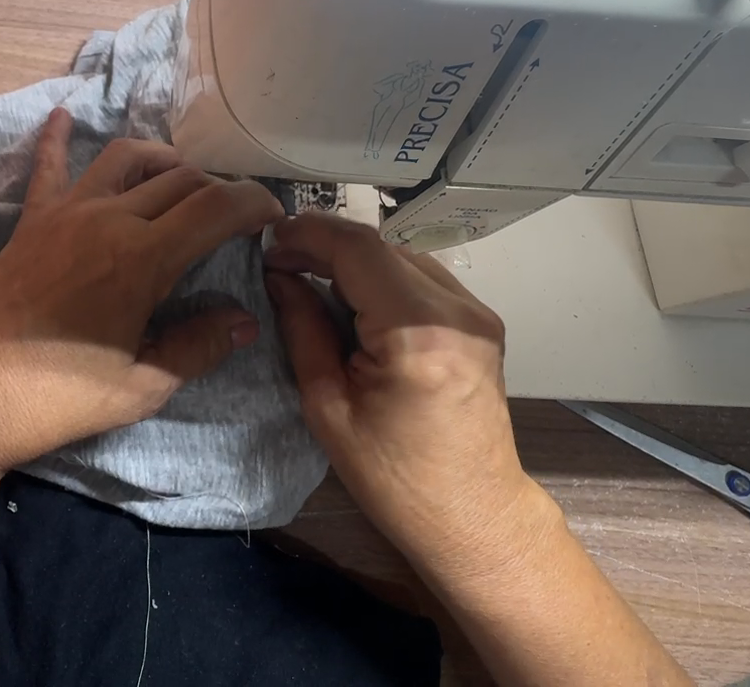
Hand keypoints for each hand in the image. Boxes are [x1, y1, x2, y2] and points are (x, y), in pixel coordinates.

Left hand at [0, 108, 286, 476]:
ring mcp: (66, 213)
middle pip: (180, 179)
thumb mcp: (142, 385)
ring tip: (183, 177)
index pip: (215, 208)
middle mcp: (108, 219)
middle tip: (235, 213)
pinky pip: (48, 167)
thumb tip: (245, 320)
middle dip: (218, 188)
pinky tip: (62, 114)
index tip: (274, 214)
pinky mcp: (32, 220)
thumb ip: (198, 345)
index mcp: (142, 258)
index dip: (254, 203)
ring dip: (163, 160)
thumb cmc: (58, 397)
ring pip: (126, 159)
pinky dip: (56, 138)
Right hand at [265, 212, 538, 566]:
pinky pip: (418, 275)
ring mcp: (476, 311)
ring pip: (399, 255)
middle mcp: (457, 310)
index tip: (269, 241)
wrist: (473, 515)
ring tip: (307, 273)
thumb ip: (303, 328)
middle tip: (279, 260)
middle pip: (379, 246)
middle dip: (324, 245)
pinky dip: (378, 274)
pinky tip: (350, 293)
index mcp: (418, 333)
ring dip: (350, 257)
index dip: (309, 234)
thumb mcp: (327, 405)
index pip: (358, 249)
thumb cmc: (393, 477)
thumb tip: (279, 276)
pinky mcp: (479, 319)